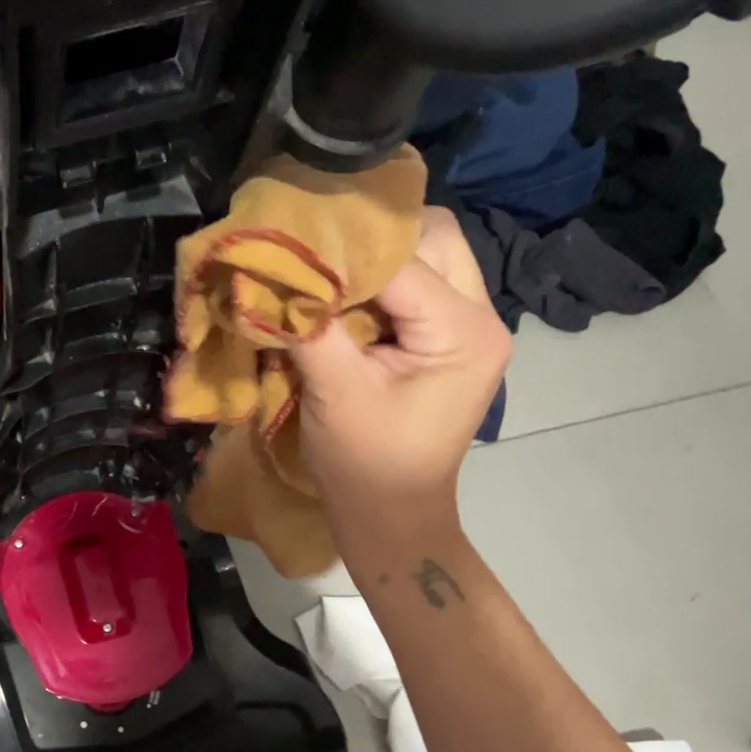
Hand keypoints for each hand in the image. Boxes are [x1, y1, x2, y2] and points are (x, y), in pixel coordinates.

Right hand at [288, 207, 510, 538]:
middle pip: (433, 237)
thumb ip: (309, 325)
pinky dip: (378, 284)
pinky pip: (417, 287)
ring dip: (375, 260)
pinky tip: (341, 300)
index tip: (290, 241)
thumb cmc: (365, 462)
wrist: (391, 514)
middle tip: (314, 251)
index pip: (401, 259)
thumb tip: (270, 273)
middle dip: (370, 238)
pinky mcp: (447, 340)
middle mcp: (479, 317)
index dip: (343, 246)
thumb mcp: (333, 390)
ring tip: (324, 275)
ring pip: (428, 256)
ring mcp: (468, 328)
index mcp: (462, 331)